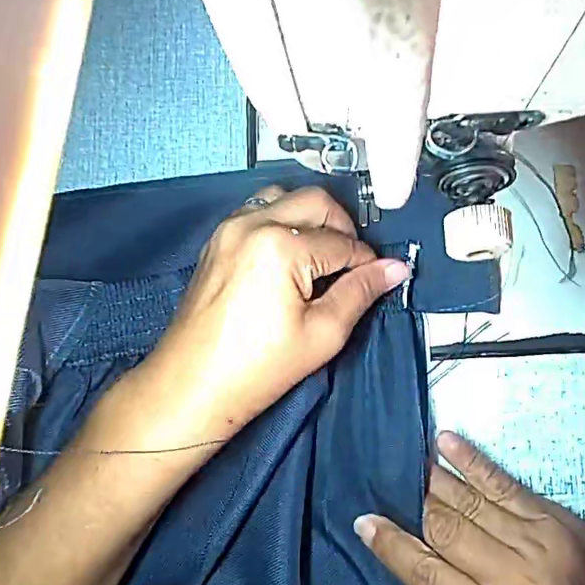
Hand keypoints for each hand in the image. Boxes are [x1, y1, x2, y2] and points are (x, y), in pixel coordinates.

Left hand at [134, 184, 408, 438]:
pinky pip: (257, 212)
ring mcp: (228, 230)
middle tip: (354, 265)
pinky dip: (281, 223)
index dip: (367, 262)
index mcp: (279, 245)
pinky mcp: (216, 242)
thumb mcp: (322, 334)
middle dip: (343, 228)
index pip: (342, 242)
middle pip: (316, 202)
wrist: (192, 386)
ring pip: (284, 198)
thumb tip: (392, 269)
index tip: (376, 278)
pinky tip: (291, 258)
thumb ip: (360, 293)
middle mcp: (251, 225)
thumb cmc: (252, 369)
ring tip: (322, 258)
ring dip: (310, 218)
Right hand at [356, 432, 584, 584]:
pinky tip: (445, 442)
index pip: (429, 576)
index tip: (362, 522)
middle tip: (377, 482)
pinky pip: (504, 484)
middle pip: (445, 530)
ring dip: (430, 478)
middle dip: (407, 504)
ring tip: (399, 458)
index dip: (392, 546)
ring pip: (468, 502)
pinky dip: (471, 462)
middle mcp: (516, 580)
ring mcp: (540, 542)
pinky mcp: (557, 519)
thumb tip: (416, 554)